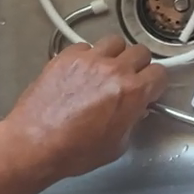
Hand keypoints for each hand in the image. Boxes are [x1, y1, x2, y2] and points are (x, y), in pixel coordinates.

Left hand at [2, 36, 168, 178]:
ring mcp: (89, 60)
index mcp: (134, 92)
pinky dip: (86, 57)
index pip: (160, 73)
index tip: (148, 89)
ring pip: (114, 42)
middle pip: (140, 51)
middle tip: (127, 78)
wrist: (33, 145)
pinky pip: (84, 47)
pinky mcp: (66, 57)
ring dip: (114, 55)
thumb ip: (132, 121)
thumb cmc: (76, 151)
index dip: (155, 83)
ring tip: (104, 69)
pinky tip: (79, 72)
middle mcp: (115, 70)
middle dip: (137, 65)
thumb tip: (135, 110)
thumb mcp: (118, 144)